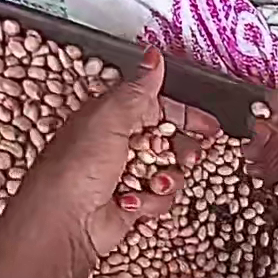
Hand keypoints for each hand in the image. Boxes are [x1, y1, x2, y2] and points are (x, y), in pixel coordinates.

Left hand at [8, 45, 219, 264]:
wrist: (66, 220)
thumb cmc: (78, 168)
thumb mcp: (111, 119)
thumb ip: (139, 90)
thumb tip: (154, 57)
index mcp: (115, 117)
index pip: (161, 109)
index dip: (187, 117)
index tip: (210, 129)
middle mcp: (123, 144)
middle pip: (173, 142)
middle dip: (184, 152)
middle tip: (187, 158)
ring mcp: (130, 175)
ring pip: (172, 173)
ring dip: (167, 180)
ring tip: (154, 184)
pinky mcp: (135, 202)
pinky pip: (162, 199)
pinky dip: (152, 202)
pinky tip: (132, 203)